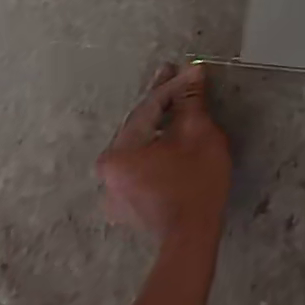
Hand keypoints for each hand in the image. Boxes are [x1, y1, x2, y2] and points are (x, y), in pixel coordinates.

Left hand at [97, 63, 233, 241]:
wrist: (192, 234)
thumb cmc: (195, 180)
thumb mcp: (197, 133)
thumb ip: (190, 101)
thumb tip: (191, 71)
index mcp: (119, 152)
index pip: (148, 108)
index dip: (173, 86)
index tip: (192, 69)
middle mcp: (107, 171)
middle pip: (139, 126)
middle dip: (161, 100)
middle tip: (176, 73)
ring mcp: (113, 191)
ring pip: (139, 145)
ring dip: (159, 123)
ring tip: (177, 102)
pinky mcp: (126, 204)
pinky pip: (140, 164)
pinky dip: (156, 147)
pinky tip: (170, 138)